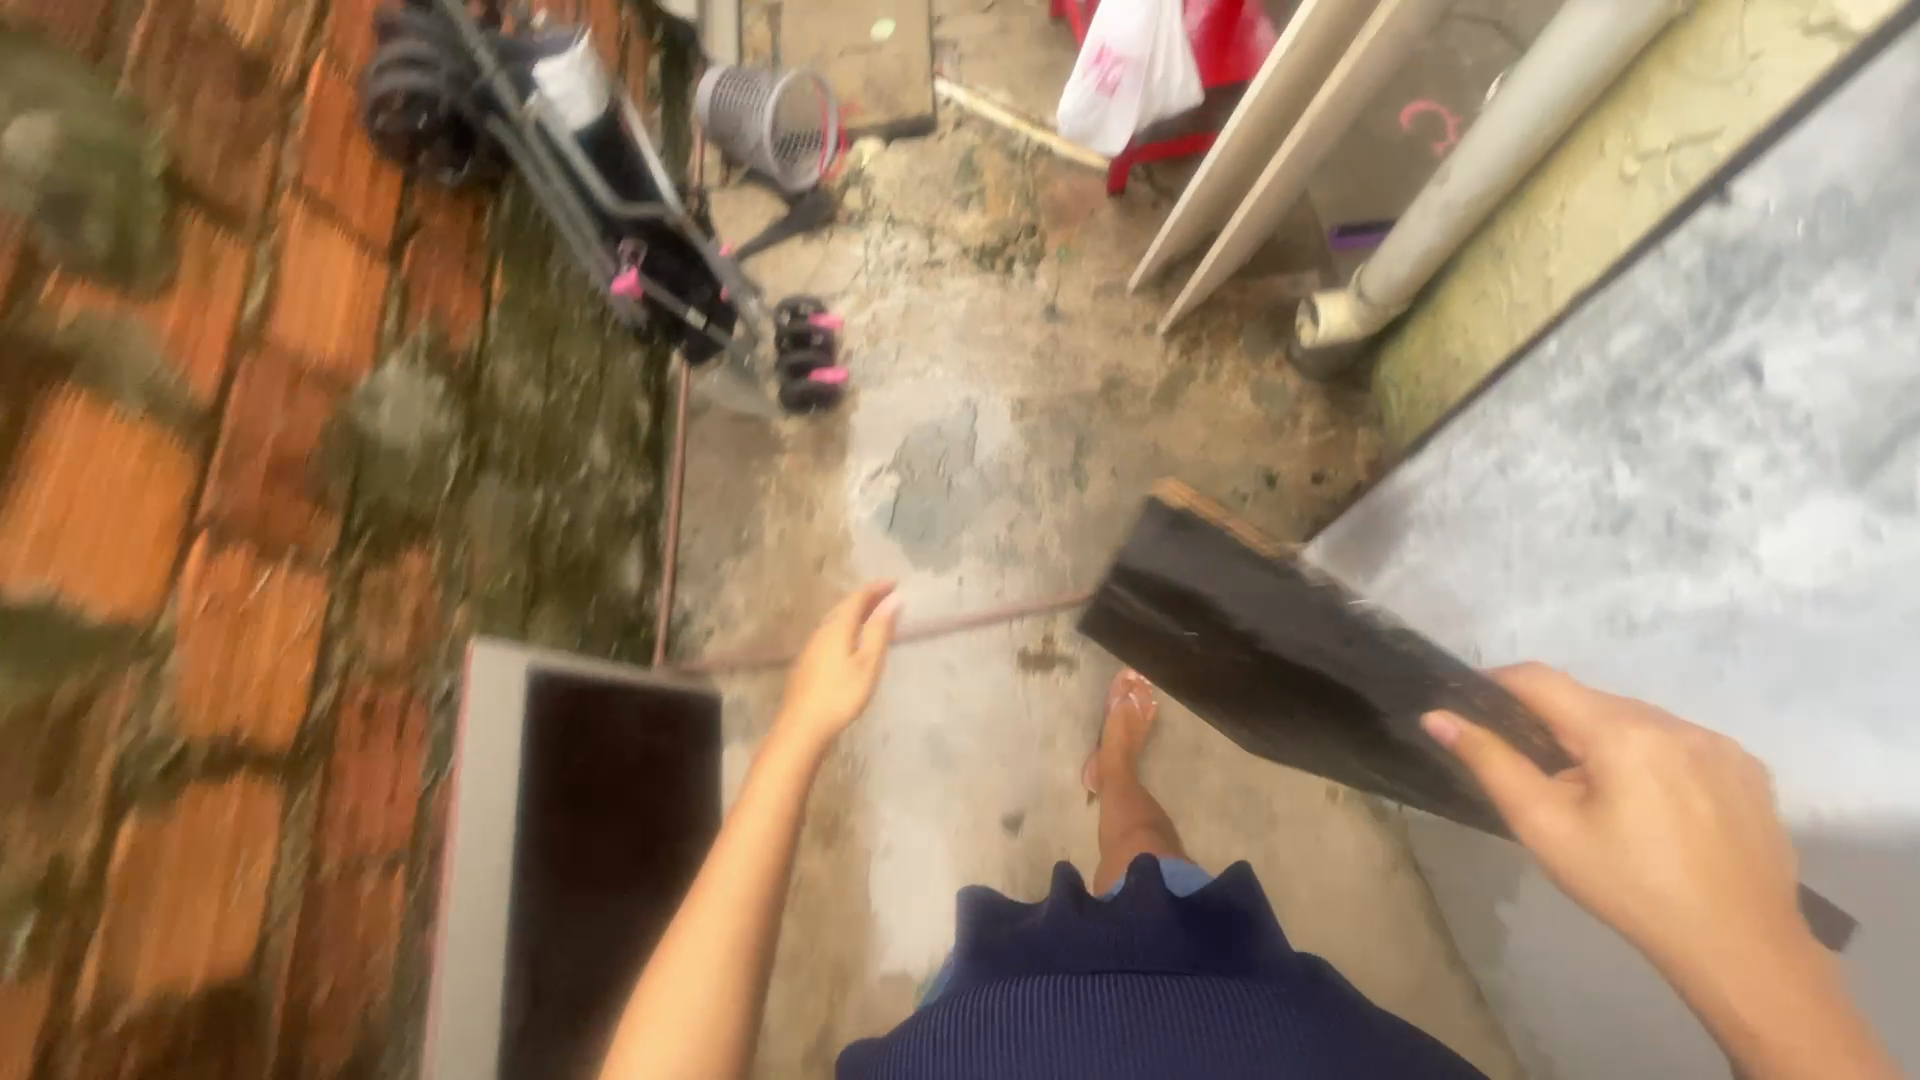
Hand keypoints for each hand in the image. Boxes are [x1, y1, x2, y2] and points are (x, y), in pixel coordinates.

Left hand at [772, 582, 901, 753]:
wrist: (802, 727)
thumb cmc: (840, 695)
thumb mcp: (867, 664)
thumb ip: (880, 631)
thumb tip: (893, 600)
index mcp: (837, 628)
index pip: (857, 599)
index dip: (875, 588)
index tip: (894, 583)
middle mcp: (821, 632)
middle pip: (844, 607)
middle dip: (866, 598)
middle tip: (886, 595)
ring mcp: (811, 648)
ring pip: (835, 620)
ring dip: (855, 613)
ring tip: (872, 614)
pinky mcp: (808, 663)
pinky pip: (830, 634)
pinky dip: (846, 627)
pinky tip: (850, 640)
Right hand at [1423, 664, 1806, 977]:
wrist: (1742, 951)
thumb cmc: (1627, 885)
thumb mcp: (1542, 824)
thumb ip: (1489, 761)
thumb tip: (1436, 715)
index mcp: (1623, 733)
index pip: (1540, 679)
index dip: (1497, 683)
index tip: (1470, 706)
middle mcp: (1676, 724)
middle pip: (1588, 701)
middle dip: (1551, 723)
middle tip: (1534, 772)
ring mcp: (1720, 746)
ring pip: (1633, 719)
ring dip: (1600, 740)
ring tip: (1593, 794)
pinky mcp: (1748, 770)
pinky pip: (1676, 742)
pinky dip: (1646, 755)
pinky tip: (1647, 803)